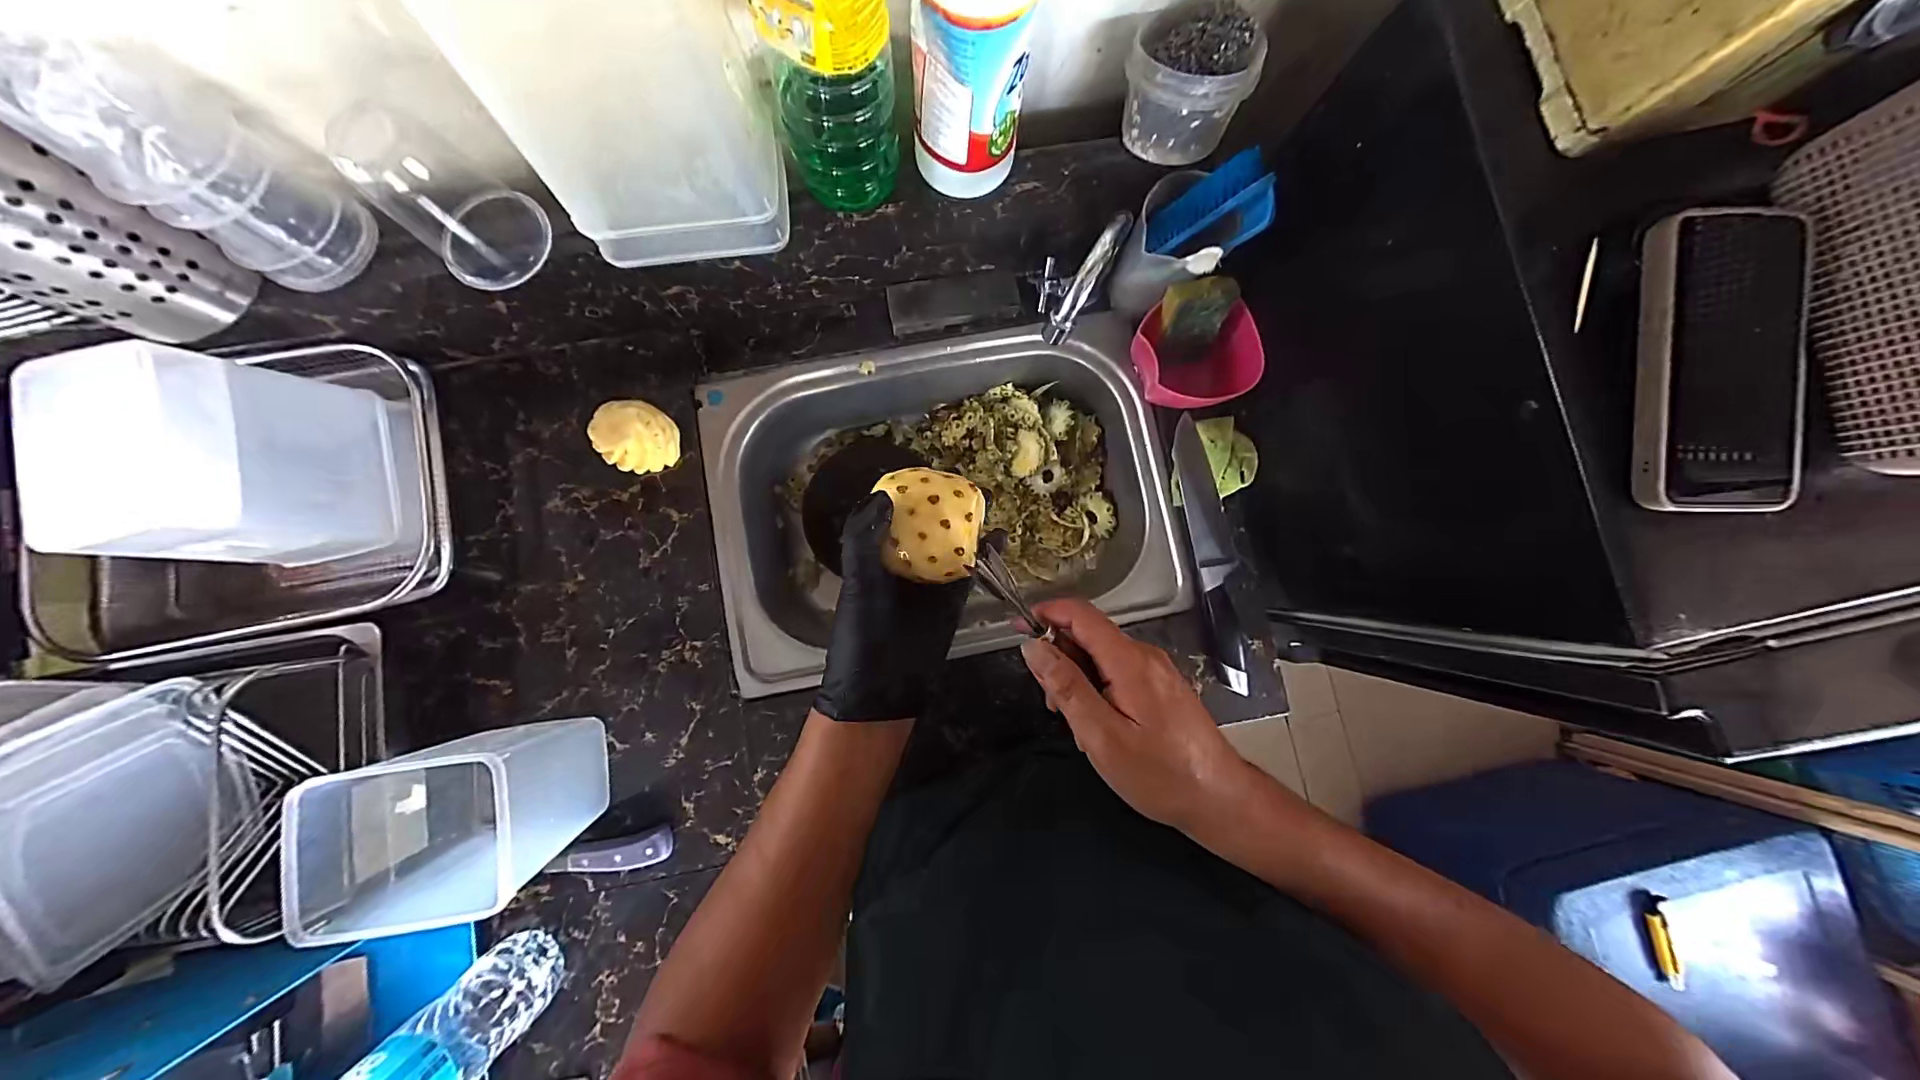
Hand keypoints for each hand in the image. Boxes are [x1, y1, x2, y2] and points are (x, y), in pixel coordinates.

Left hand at [814, 494, 971, 721]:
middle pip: (925, 529)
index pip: (891, 517)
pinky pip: (968, 573)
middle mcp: (902, 567)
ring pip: (950, 547)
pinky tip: (998, 538)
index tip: (928, 475)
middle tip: (967, 486)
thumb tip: (881, 497)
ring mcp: (928, 585)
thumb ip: (863, 541)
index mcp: (874, 557)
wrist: (880, 690)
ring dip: (967, 528)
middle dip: (944, 508)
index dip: (908, 495)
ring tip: (986, 505)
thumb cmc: (861, 636)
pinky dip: (983, 555)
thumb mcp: (859, 585)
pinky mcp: (949, 602)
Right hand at [1020, 598, 1256, 833]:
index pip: (1080, 614)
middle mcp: (1145, 655)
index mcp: (1129, 661)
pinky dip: (1096, 687)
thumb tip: (1033, 648)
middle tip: (1052, 704)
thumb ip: (1066, 687)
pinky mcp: (1161, 686)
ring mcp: (1156, 670)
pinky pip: (1117, 671)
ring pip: (1100, 655)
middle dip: (1059, 657)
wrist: (1220, 799)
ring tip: (1077, 724)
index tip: (1017, 629)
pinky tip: (1099, 725)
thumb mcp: (1101, 736)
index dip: (1045, 614)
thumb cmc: (1161, 775)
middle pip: (1089, 634)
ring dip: (1076, 677)